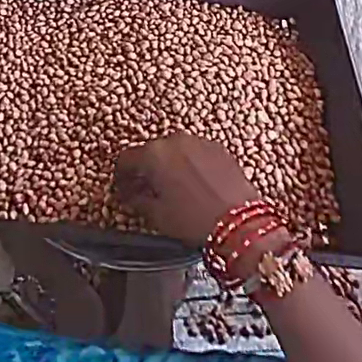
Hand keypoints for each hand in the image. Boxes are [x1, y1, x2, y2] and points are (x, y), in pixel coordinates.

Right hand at [113, 134, 257, 244]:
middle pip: (151, 152)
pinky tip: (194, 185)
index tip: (123, 188)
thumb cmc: (195, 219)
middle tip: (146, 191)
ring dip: (169, 165)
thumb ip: (137, 200)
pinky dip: (190, 164)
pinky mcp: (218, 148)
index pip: (126, 159)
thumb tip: (132, 195)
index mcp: (154, 154)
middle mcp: (175, 140)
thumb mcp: (158, 215)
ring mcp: (198, 141)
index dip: (121, 176)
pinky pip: (195, 153)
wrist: (240, 221)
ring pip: (174, 151)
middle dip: (146, 170)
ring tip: (173, 190)